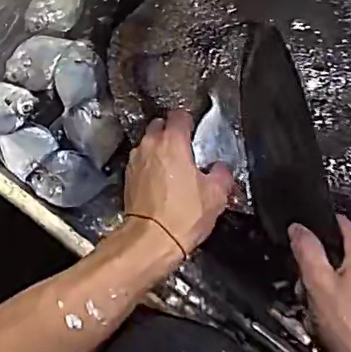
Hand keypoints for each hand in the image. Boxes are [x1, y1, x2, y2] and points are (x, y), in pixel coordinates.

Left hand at [124, 113, 234, 257]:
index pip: (179, 116)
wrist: (153, 235)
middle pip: (160, 125)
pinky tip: (161, 179)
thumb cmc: (185, 213)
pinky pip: (141, 159)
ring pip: (148, 142)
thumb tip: (220, 167)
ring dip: (159, 148)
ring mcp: (136, 157)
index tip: (194, 128)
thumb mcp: (216, 195)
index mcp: (172, 142)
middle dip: (171, 132)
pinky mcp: (128, 172)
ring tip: (174, 166)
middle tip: (186, 148)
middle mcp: (150, 144)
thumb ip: (222, 174)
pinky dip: (150, 162)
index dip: (188, 120)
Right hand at [291, 217, 350, 351]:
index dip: (316, 227)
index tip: (303, 239)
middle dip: (328, 265)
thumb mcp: (317, 284)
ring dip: (344, 289)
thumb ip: (306, 249)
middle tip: (310, 284)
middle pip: (350, 254)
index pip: (340, 223)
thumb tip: (299, 229)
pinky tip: (350, 330)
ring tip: (329, 313)